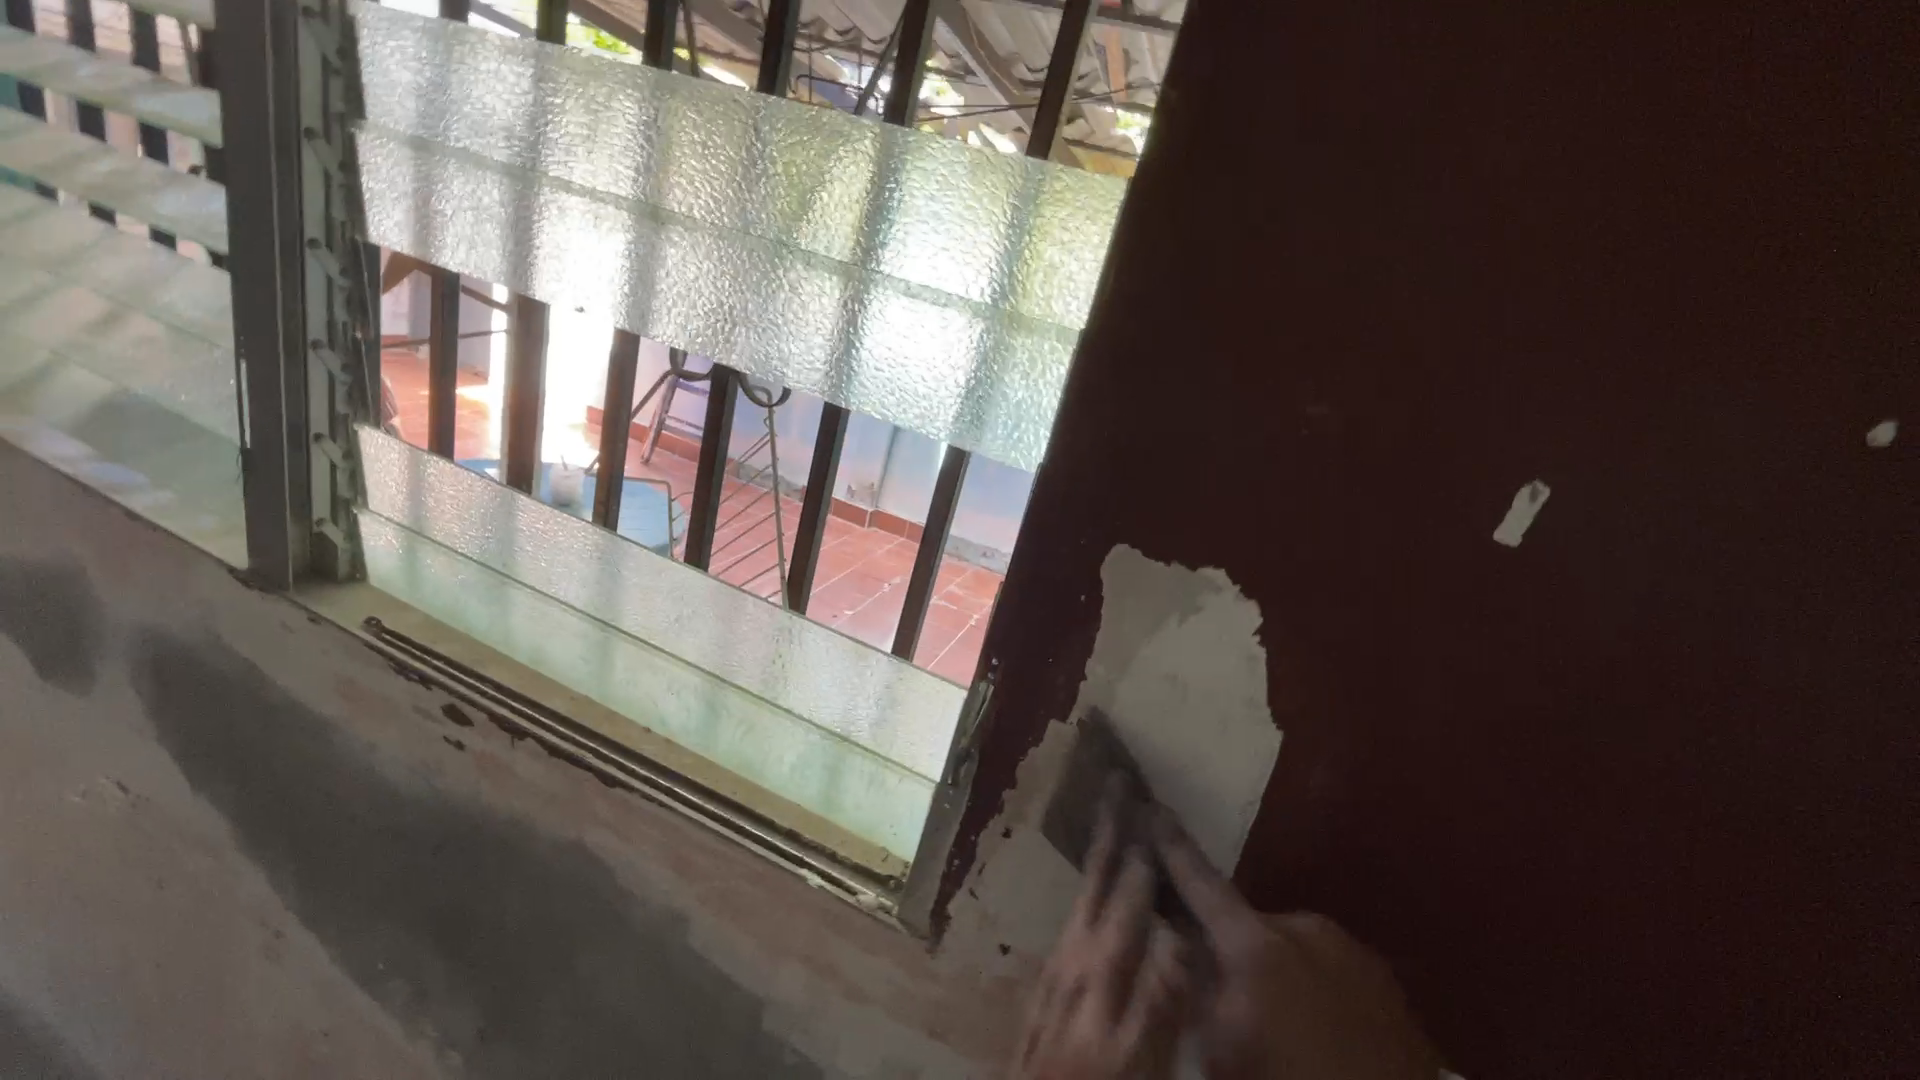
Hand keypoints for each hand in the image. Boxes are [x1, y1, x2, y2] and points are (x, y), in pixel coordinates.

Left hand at [1013, 789, 1190, 1078]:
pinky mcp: (1049, 978)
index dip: (1140, 847)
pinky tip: (1092, 891)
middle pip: (1094, 876)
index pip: (1126, 892)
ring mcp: (1057, 961)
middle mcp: (1074, 949)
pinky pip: (1072, 912)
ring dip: (1094, 851)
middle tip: (1115, 784)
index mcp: (1101, 963)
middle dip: (1107, 828)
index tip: (1146, 803)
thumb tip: (1180, 937)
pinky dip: (1086, 885)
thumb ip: (1160, 998)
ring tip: (1107, 822)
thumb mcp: (1139, 1058)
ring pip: (1080, 891)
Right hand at [1153, 815, 1439, 1079]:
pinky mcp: (1384, 977)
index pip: (1202, 882)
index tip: (1153, 807)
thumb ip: (1194, 987)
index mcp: (1256, 941)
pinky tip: (1316, 1027)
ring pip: (1289, 948)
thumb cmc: (1291, 1076)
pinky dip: (1313, 988)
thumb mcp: (1221, 1044)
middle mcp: (1304, 927)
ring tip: (1277, 1020)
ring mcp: (1351, 948)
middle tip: (1226, 992)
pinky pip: (1330, 969)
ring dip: (1275, 971)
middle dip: (1231, 949)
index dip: (1172, 846)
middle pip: (1247, 926)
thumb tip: (1175, 945)